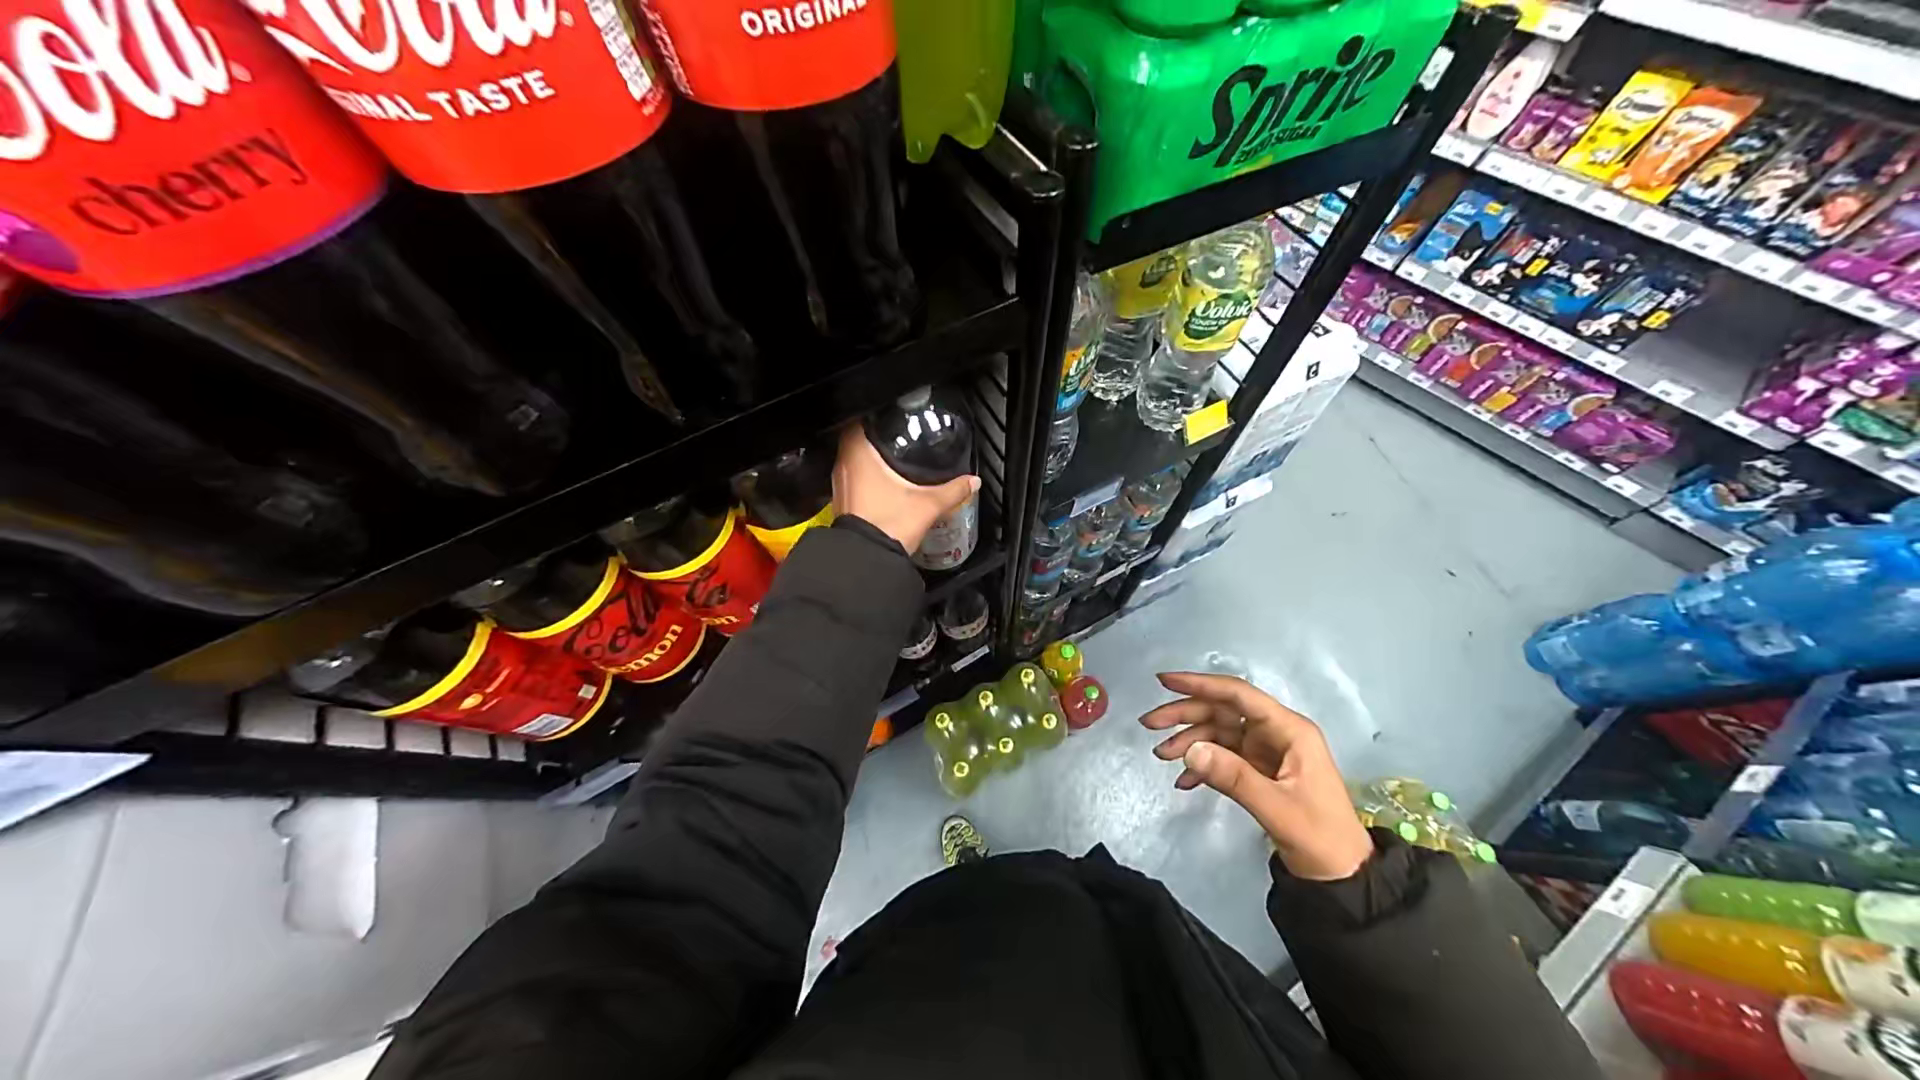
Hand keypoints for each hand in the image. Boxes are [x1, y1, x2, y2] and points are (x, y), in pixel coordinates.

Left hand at [832, 423, 978, 553]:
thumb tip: (972, 481)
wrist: (868, 560)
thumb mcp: (927, 505)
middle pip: (855, 441)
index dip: (872, 416)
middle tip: (896, 436)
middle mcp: (843, 467)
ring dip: (868, 461)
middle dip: (874, 438)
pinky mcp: (841, 505)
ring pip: (852, 463)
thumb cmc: (890, 525)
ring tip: (892, 458)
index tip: (888, 416)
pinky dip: (865, 480)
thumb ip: (952, 490)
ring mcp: (839, 487)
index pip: (858, 421)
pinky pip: (853, 483)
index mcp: (858, 455)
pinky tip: (884, 486)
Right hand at [1140, 672, 1373, 880]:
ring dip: (1187, 741)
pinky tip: (1183, 781)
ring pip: (1217, 732)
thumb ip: (1233, 777)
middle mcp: (1275, 733)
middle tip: (1148, 724)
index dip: (1201, 684)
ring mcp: (1265, 751)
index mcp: (1289, 730)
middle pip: (1222, 711)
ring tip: (1159, 755)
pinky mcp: (1258, 770)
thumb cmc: (1320, 837)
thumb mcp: (1277, 808)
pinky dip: (1200, 766)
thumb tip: (1189, 749)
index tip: (1165, 682)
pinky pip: (1221, 757)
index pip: (1239, 696)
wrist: (1343, 876)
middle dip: (1184, 714)